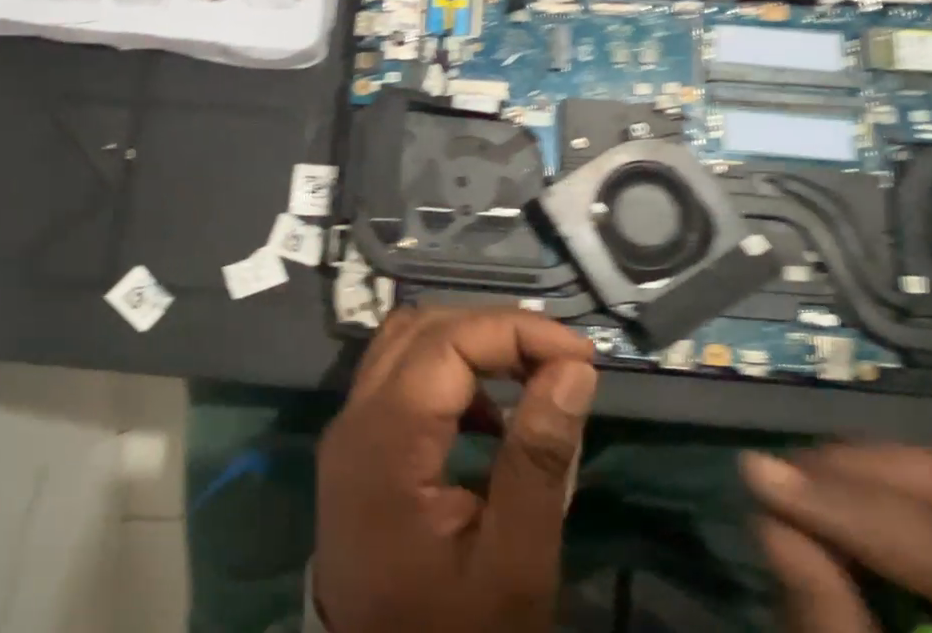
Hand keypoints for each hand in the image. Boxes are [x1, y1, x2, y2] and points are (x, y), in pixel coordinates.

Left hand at [314, 307, 598, 632]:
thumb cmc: (452, 629)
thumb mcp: (513, 561)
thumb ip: (539, 460)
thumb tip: (574, 370)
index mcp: (384, 443)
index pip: (447, 341)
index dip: (515, 331)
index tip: (581, 356)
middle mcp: (354, 420)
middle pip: (423, 328)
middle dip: (497, 329)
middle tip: (560, 362)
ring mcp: (350, 431)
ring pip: (407, 343)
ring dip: (472, 344)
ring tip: (534, 375)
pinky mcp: (358, 447)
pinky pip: (401, 376)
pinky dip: (450, 371)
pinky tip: (492, 413)